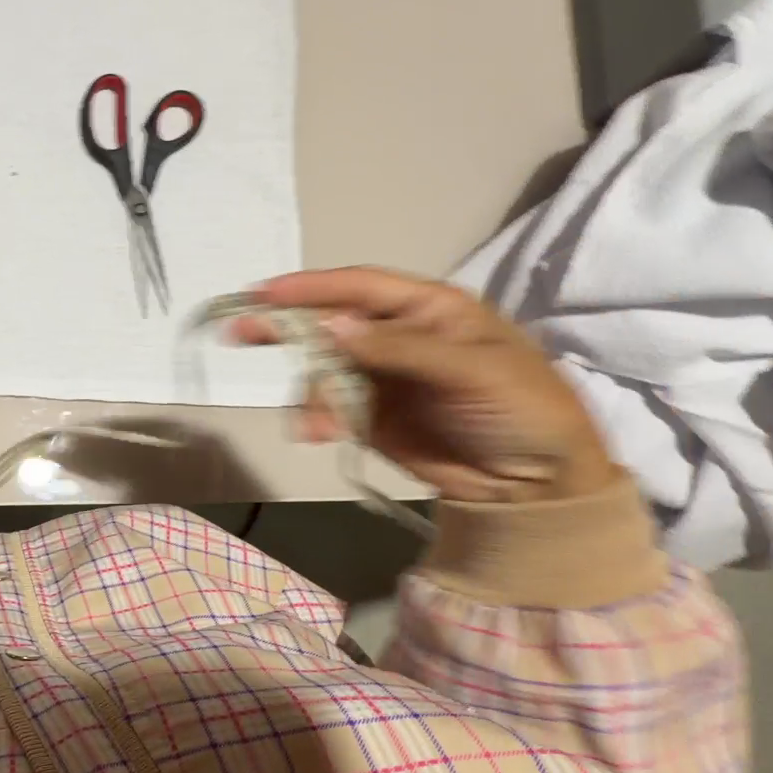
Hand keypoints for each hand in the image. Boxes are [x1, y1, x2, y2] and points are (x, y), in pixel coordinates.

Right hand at [230, 267, 617, 503]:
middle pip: (328, 324)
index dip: (312, 288)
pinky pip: (325, 408)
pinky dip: (314, 419)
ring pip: (320, 372)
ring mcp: (378, 377)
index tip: (264, 294)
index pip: (360, 288)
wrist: (534, 484)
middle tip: (238, 332)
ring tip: (312, 426)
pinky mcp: (366, 416)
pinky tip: (316, 434)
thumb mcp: (472, 371)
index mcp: (429, 311)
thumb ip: (399, 348)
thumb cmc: (521, 410)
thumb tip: (329, 327)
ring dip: (308, 395)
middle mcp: (396, 337)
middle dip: (284, 329)